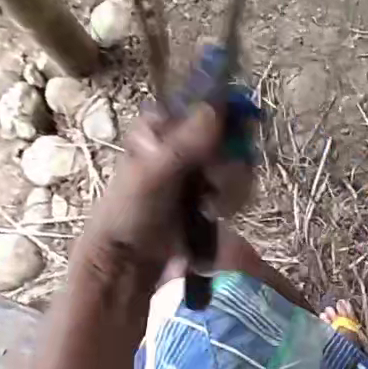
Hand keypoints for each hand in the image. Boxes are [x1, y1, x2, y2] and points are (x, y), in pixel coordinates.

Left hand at [75, 102, 253, 275]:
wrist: (130, 263)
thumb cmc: (129, 214)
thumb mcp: (151, 176)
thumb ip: (184, 144)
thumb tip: (215, 109)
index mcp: (162, 127)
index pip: (206, 105)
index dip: (225, 119)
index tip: (231, 139)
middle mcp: (184, 143)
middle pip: (230, 135)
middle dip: (228, 161)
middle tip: (213, 182)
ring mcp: (200, 170)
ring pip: (238, 162)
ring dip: (230, 186)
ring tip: (209, 207)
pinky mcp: (213, 195)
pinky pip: (238, 187)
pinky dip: (231, 201)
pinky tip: (213, 214)